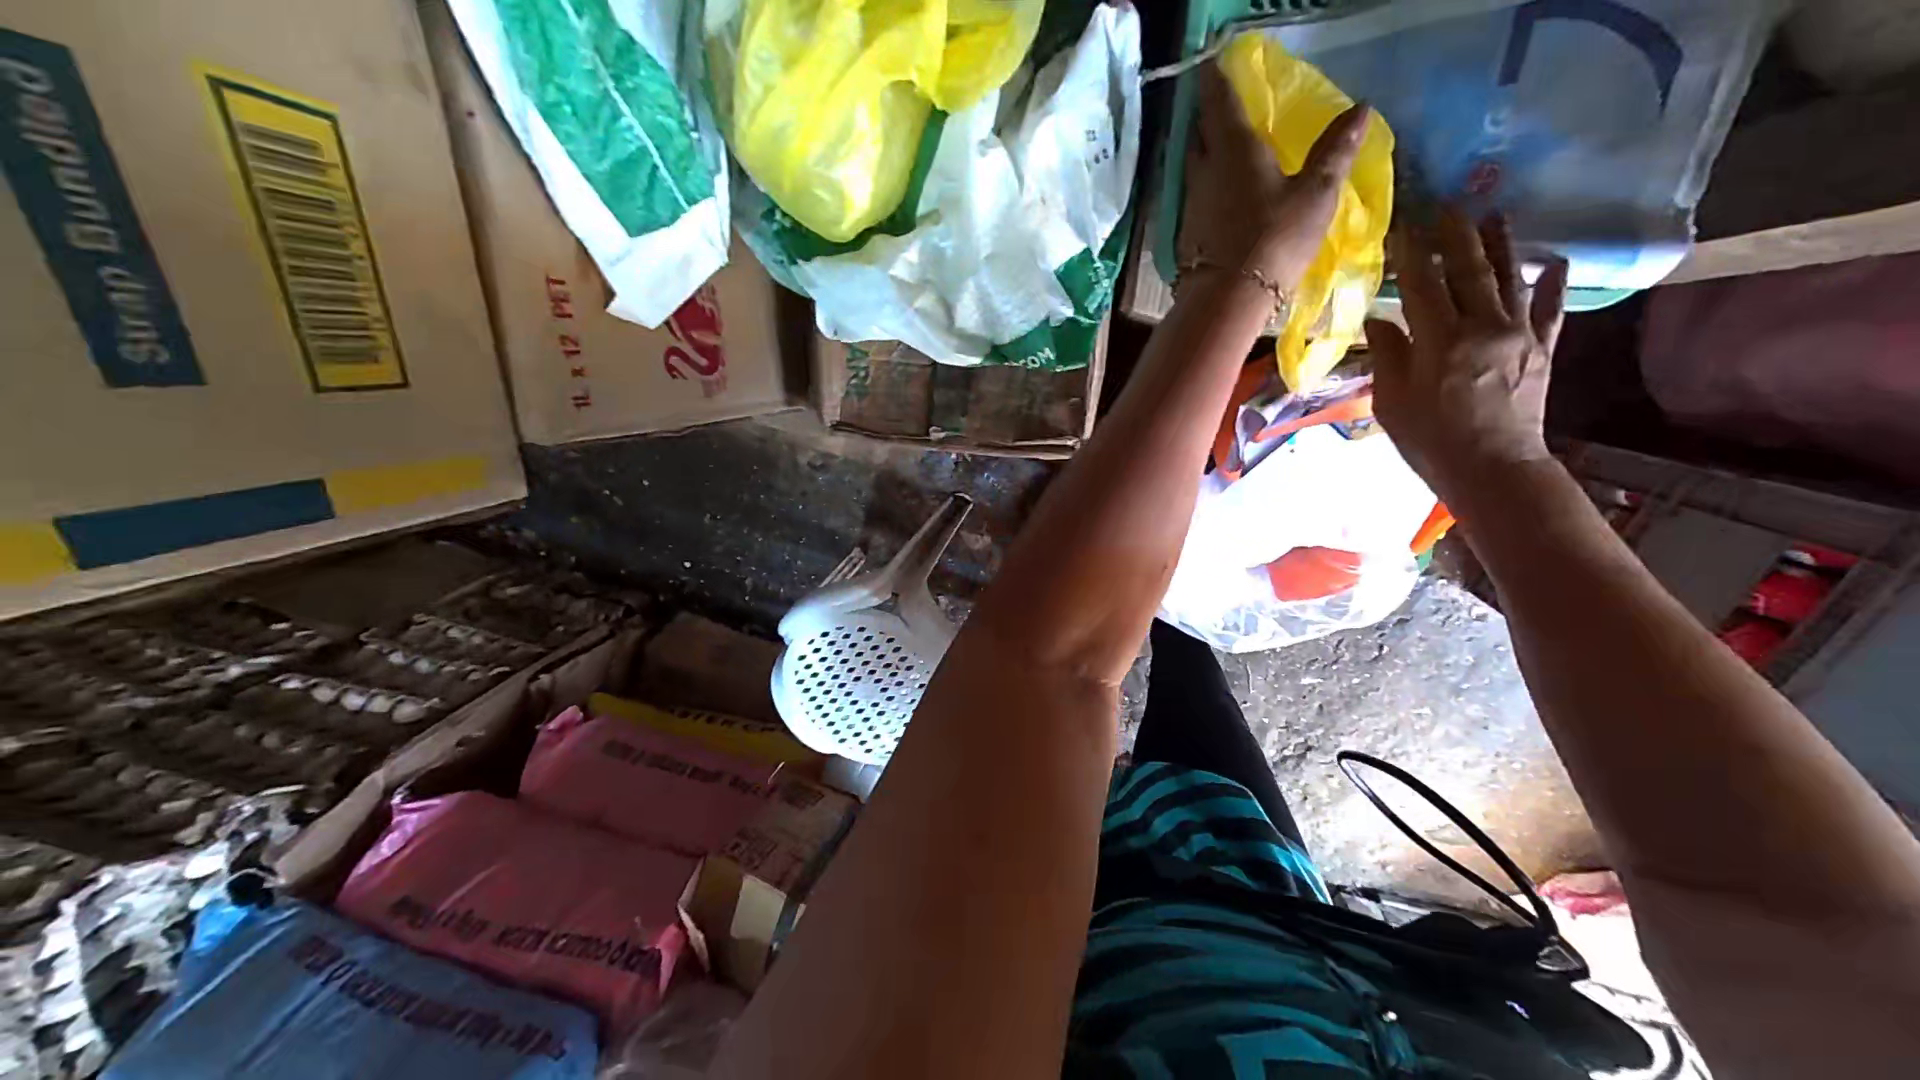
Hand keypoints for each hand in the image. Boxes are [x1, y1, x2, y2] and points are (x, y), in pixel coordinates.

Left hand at [1179, 62, 1371, 293]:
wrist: (1228, 299)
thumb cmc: (1275, 239)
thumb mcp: (1316, 194)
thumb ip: (1335, 151)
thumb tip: (1361, 110)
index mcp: (1234, 148)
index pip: (1220, 101)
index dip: (1217, 81)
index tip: (1215, 65)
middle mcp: (1204, 170)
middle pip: (1201, 134)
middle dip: (1210, 117)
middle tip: (1223, 107)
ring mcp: (1191, 203)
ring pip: (1195, 166)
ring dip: (1206, 153)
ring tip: (1224, 148)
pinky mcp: (1187, 232)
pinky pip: (1196, 196)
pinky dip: (1207, 186)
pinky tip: (1221, 193)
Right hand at [1365, 210, 1568, 499]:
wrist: (1492, 468)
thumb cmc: (1430, 441)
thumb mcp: (1392, 403)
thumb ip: (1387, 357)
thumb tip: (1380, 320)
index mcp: (1440, 342)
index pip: (1421, 286)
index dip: (1410, 254)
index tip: (1401, 227)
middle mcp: (1483, 328)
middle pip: (1468, 272)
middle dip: (1456, 236)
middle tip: (1447, 205)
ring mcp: (1519, 335)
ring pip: (1509, 279)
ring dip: (1501, 245)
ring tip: (1494, 214)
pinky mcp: (1543, 349)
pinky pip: (1550, 309)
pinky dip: (1551, 284)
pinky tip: (1552, 261)